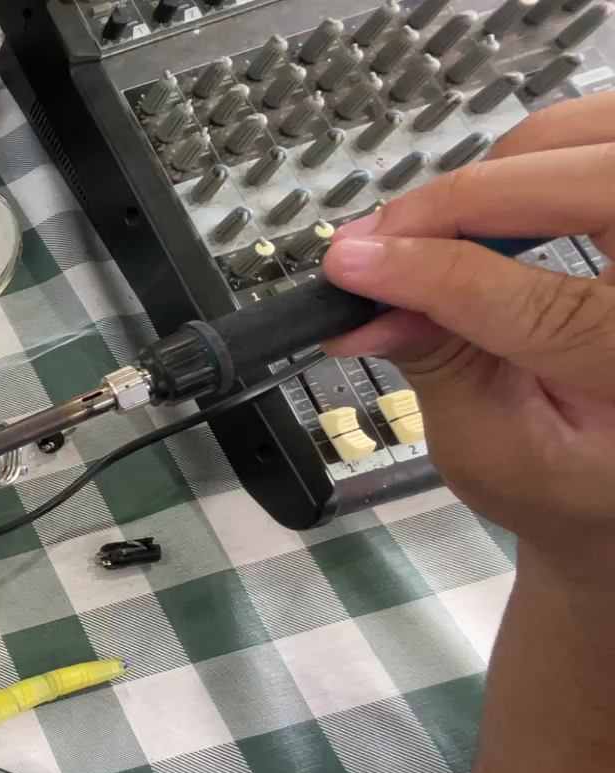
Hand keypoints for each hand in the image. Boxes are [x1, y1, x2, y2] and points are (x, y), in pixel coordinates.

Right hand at [321, 92, 614, 577]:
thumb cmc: (571, 476)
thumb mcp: (493, 447)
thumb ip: (439, 371)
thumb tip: (358, 315)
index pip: (548, 305)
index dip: (435, 275)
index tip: (346, 263)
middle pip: (601, 178)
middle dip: (466, 198)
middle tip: (376, 243)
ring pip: (606, 133)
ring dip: (506, 170)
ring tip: (433, 231)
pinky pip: (608, 143)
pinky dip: (540, 161)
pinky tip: (493, 214)